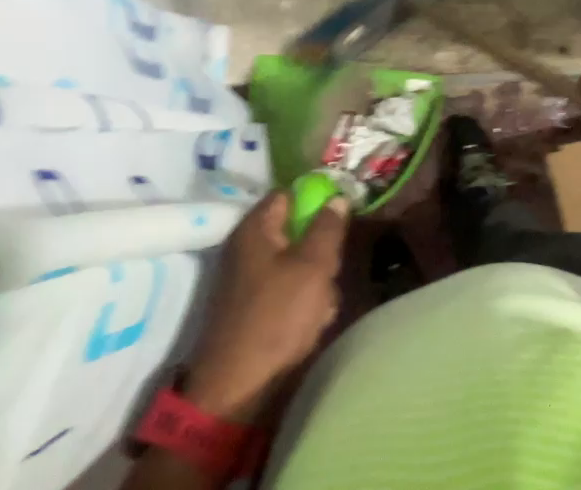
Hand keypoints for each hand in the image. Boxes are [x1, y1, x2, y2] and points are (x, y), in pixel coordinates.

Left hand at [183, 191, 349, 420]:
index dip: (316, 200)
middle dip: (320, 252)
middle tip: (332, 270)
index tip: (341, 218)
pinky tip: (310, 325)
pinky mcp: (252, 308)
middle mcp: (247, 249)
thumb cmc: (277, 316)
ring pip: (296, 266)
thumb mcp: (312, 266)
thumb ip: (327, 227)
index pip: (288, 195)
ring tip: (322, 307)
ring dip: (316, 283)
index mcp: (255, 229)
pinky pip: (287, 293)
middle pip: (296, 233)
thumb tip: (336, 198)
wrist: (238, 385)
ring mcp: (248, 280)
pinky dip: (302, 305)